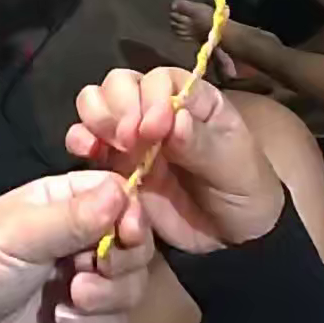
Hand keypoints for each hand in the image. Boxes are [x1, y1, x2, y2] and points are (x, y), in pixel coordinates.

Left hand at [0, 169, 153, 322]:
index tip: (129, 233)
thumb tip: (122, 190)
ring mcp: (88, 282)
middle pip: (136, 243)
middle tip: (93, 269)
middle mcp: (83, 239)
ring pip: (132, 285)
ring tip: (71, 298)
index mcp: (66, 203)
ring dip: (108, 296)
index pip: (119, 196)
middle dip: (122, 260)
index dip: (132, 213)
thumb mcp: (22, 233)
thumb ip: (73, 217)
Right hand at [66, 67, 284, 254]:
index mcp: (191, 99)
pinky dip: (80, 140)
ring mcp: (131, 134)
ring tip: (107, 144)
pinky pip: (86, 140)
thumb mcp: (233, 167)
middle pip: (120, 83)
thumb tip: (175, 120)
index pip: (160, 79)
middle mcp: (155, 108)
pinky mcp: (113, 162)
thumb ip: (202, 143)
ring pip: (96, 103)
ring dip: (95, 117)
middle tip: (129, 139)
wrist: (232, 243)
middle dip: (118, 106)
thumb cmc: (243, 192)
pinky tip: (86, 152)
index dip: (152, 98)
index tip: (155, 129)